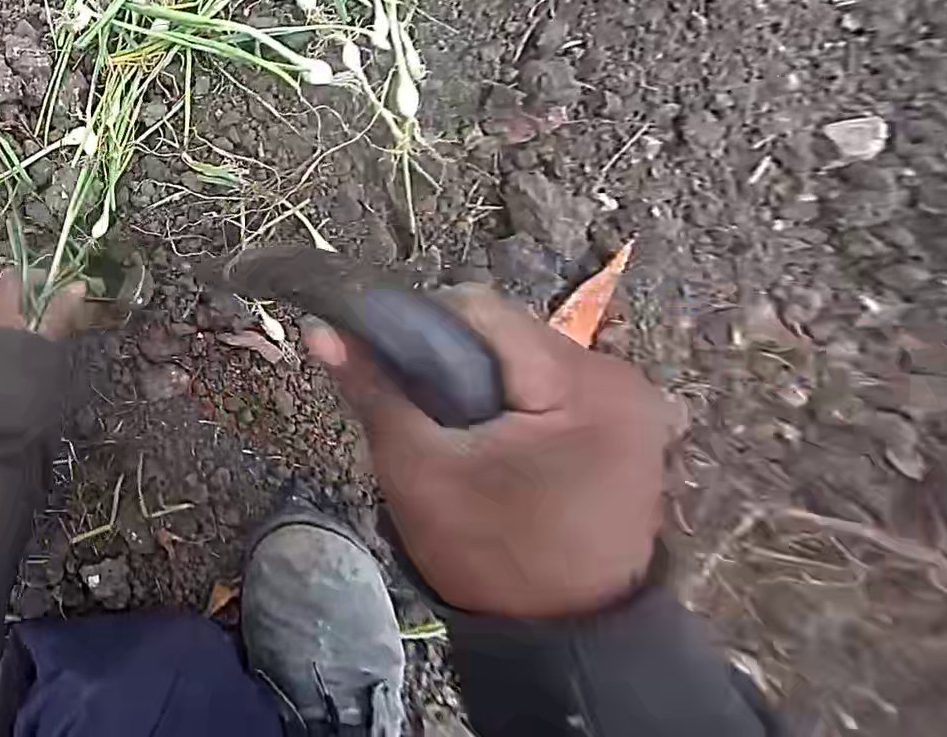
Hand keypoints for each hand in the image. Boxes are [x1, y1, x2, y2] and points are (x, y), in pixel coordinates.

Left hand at [0, 271, 87, 449]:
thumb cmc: (28, 390)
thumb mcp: (50, 348)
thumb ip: (60, 312)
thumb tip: (77, 284)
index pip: (14, 278)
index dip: (39, 281)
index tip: (60, 297)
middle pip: (5, 297)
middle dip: (31, 303)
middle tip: (57, 320)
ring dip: (21, 321)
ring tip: (43, 341)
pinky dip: (8, 338)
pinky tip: (23, 358)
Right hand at [304, 285, 671, 618]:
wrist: (562, 639)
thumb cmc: (487, 551)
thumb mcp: (413, 463)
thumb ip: (368, 385)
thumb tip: (318, 329)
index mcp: (579, 385)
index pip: (477, 308)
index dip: (417, 325)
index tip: (388, 363)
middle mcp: (618, 379)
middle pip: (500, 327)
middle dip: (446, 354)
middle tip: (418, 402)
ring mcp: (628, 401)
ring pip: (516, 348)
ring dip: (471, 370)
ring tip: (447, 419)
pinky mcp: (622, 421)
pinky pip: (542, 376)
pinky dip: (501, 390)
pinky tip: (482, 428)